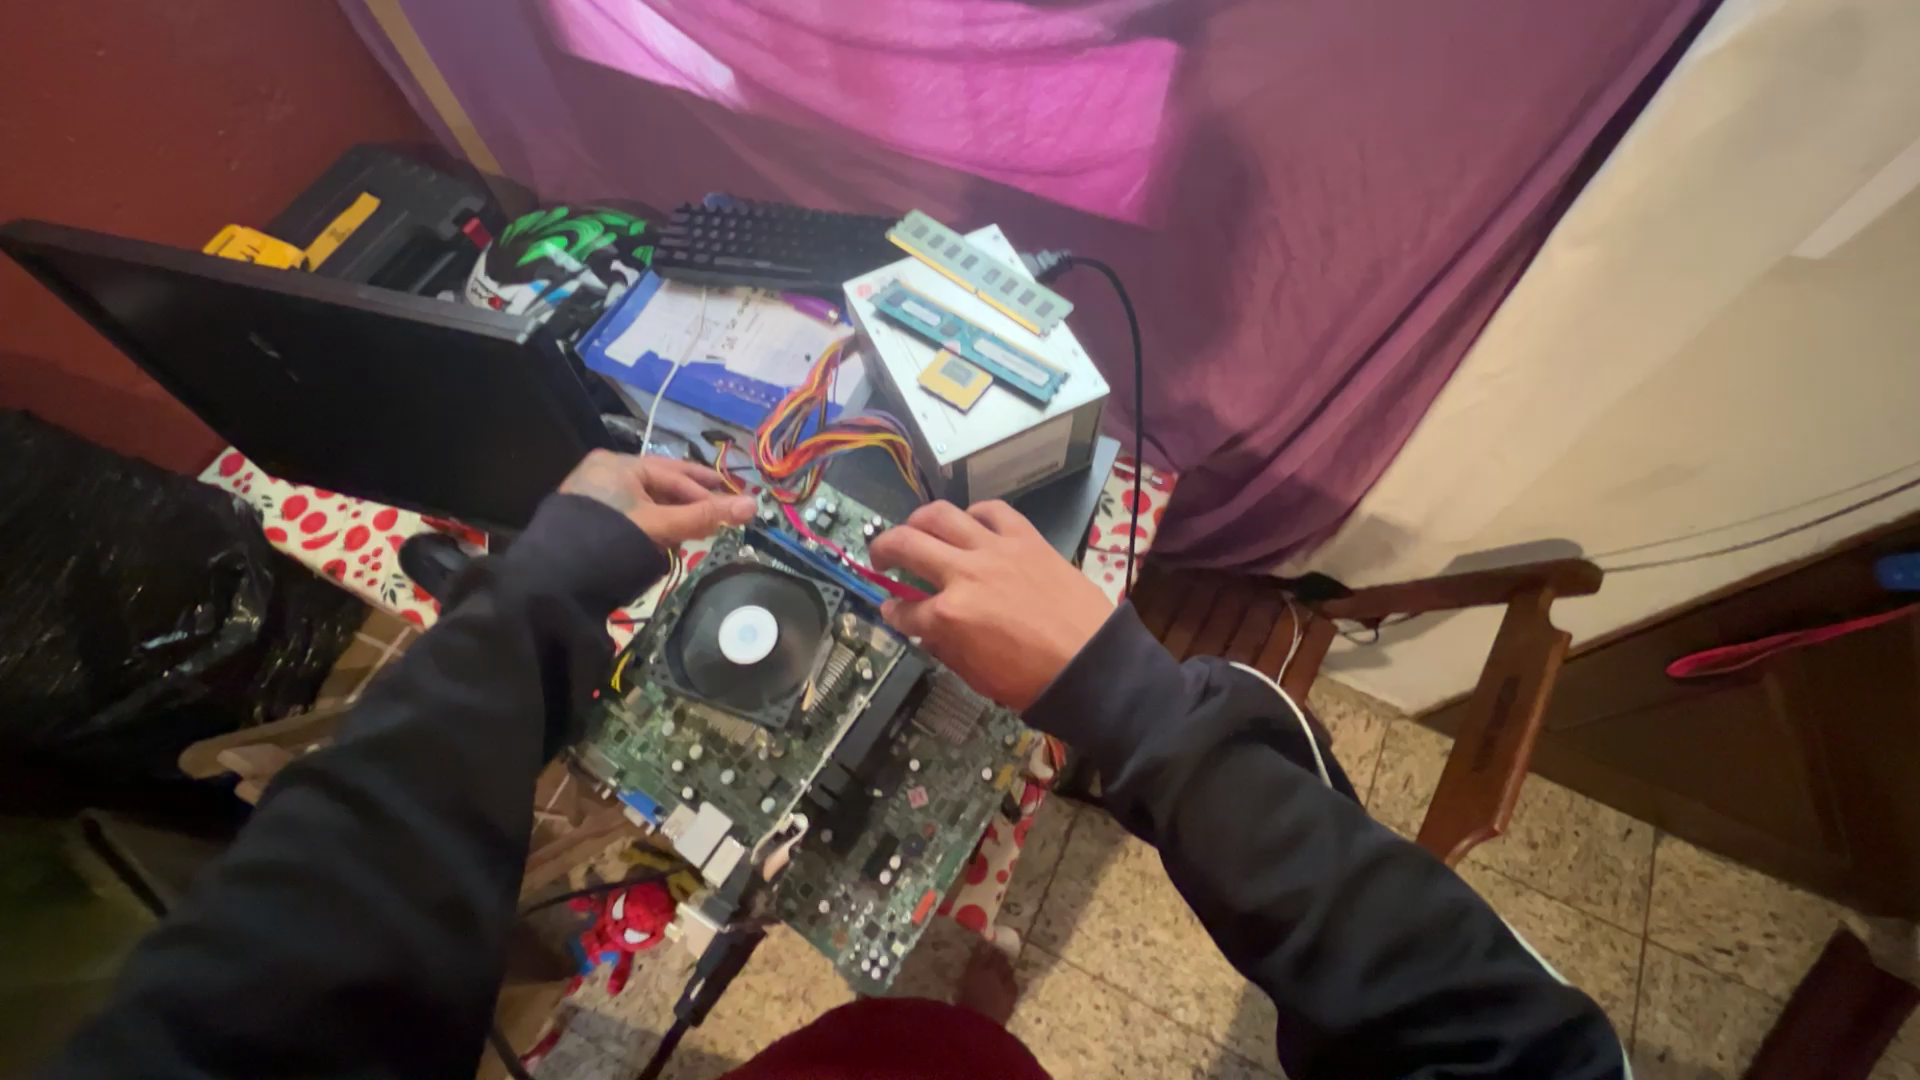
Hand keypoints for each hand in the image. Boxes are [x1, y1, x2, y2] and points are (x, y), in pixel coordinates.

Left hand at [559, 450, 755, 546]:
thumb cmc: (609, 543)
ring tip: (700, 529)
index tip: (733, 509)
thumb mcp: (661, 527)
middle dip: (693, 501)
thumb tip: (752, 504)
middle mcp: (605, 474)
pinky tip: (670, 538)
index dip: (707, 493)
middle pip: (662, 485)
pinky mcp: (592, 521)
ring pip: (650, 501)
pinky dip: (656, 524)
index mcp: (618, 464)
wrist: (553, 583)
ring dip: (677, 514)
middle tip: (723, 513)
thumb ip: (705, 516)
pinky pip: (635, 515)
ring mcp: (597, 498)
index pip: (675, 474)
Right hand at [868, 500, 1113, 710]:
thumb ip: (943, 644)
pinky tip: (970, 524)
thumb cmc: (1032, 681)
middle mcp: (964, 573)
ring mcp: (996, 549)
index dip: (892, 610)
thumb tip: (923, 626)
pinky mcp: (1026, 538)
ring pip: (941, 514)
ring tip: (916, 530)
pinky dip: (974, 514)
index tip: (890, 608)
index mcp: (950, 615)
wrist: (1092, 665)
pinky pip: (992, 511)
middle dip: (882, 549)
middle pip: (906, 544)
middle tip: (879, 557)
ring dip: (917, 520)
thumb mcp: (976, 674)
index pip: (904, 608)